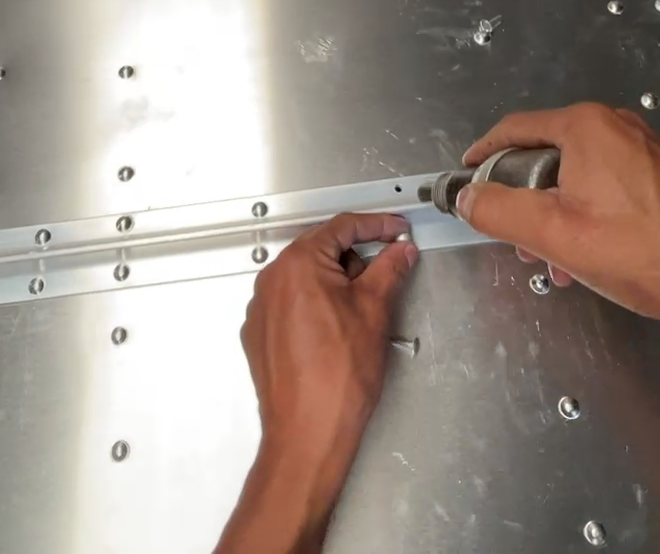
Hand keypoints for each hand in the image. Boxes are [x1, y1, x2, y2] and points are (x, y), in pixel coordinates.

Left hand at [219, 213, 417, 553]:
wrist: (307, 434)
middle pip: (322, 249)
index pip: (343, 227)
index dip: (377, 225)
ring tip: (359, 313)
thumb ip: (389, 269)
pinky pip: (291, 302)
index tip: (397, 230)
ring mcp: (261, 306)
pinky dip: (315, 304)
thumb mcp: (374, 310)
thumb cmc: (338, 376)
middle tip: (384, 275)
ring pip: (306, 276)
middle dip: (356, 259)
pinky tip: (335, 330)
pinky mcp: (259, 331)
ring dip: (335, 283)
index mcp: (299, 263)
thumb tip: (400, 251)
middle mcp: (272, 278)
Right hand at [456, 103, 659, 330]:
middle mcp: (616, 126)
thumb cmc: (646, 254)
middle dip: (523, 198)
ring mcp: (645, 149)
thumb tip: (466, 195)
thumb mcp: (556, 235)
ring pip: (576, 176)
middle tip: (515, 238)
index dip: (483, 155)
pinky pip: (606, 187)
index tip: (467, 179)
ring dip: (555, 215)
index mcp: (587, 126)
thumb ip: (498, 210)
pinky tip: (591, 257)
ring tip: (555, 261)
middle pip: (545, 154)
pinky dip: (586, 215)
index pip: (513, 129)